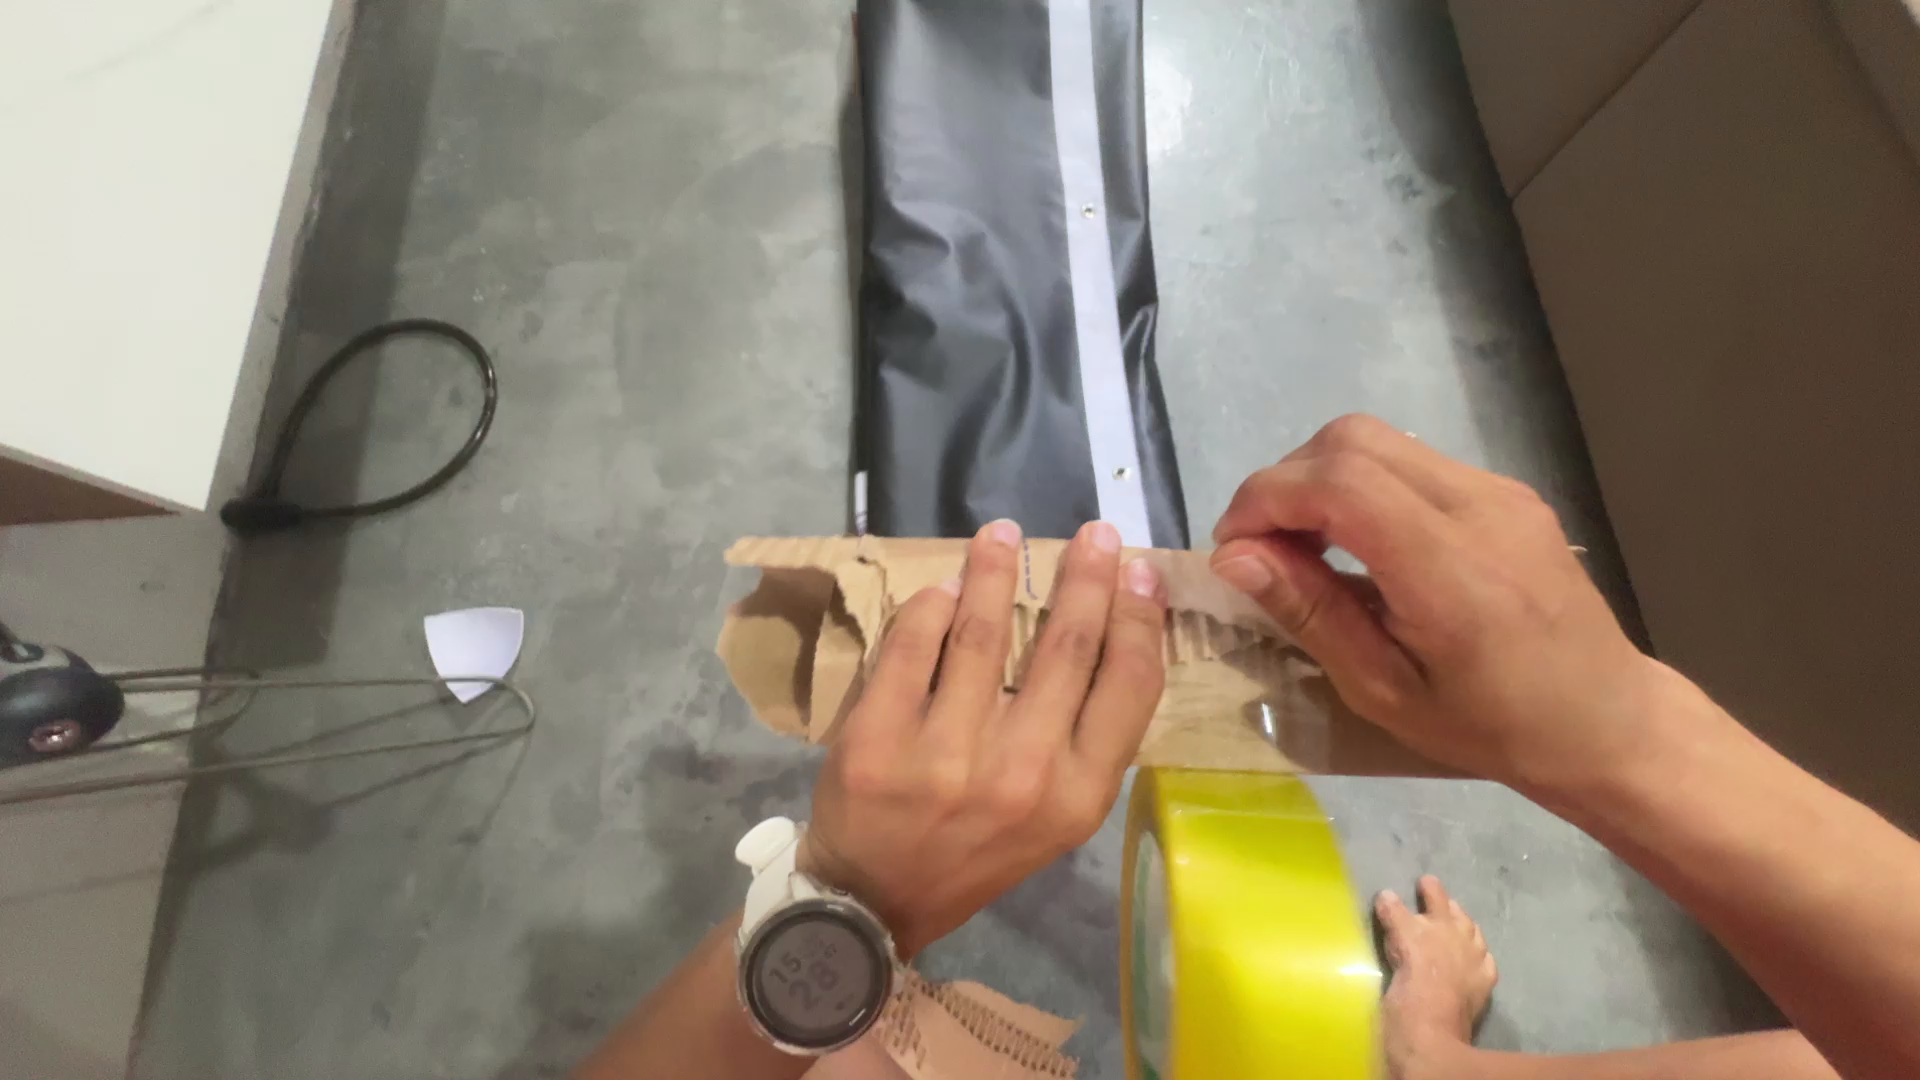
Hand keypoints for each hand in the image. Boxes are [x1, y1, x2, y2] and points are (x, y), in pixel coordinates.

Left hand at [800, 518, 1168, 955]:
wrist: (874, 901)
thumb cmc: (976, 850)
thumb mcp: (1054, 817)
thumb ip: (1084, 739)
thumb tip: (1105, 633)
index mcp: (1078, 796)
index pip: (1130, 686)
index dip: (1140, 619)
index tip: (1140, 572)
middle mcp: (1022, 774)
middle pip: (1067, 646)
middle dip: (1086, 577)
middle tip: (1094, 532)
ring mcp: (945, 756)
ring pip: (983, 632)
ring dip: (996, 570)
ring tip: (1001, 534)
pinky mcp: (879, 738)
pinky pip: (913, 643)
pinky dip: (931, 604)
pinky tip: (944, 586)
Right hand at [1208, 414, 1660, 791]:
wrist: (1607, 721)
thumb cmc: (1488, 725)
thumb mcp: (1380, 688)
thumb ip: (1308, 611)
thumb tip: (1232, 556)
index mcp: (1453, 571)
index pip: (1339, 484)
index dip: (1265, 499)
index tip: (1232, 548)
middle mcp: (1480, 507)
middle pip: (1349, 441)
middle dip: (1281, 483)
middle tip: (1261, 546)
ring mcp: (1496, 489)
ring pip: (1370, 439)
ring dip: (1311, 479)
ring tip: (1298, 543)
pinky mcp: (1498, 488)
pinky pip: (1400, 459)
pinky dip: (1348, 484)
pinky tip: (1348, 539)